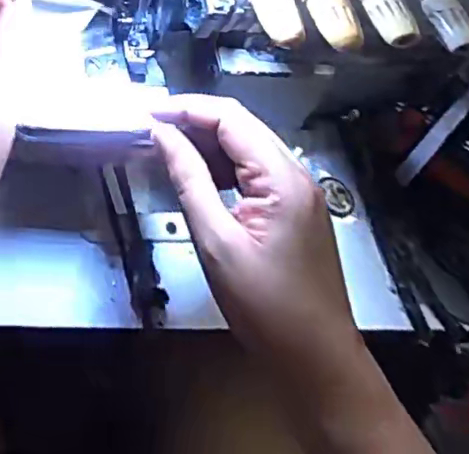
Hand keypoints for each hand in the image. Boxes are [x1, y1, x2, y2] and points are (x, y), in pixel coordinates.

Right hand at [150, 95, 356, 363]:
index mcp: (282, 175)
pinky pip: (255, 170)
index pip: (230, 118)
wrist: (318, 361)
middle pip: (240, 125)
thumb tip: (164, 136)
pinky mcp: (294, 205)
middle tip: (153, 126)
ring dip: (208, 141)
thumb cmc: (268, 309)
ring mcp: (298, 188)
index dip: (187, 108)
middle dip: (195, 120)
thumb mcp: (217, 242)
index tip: (150, 111)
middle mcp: (295, 172)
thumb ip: (189, 180)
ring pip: (247, 145)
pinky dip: (224, 165)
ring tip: (167, 146)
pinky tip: (198, 173)